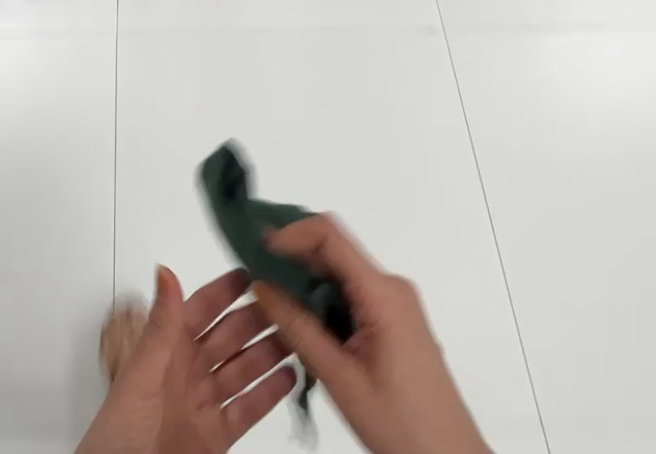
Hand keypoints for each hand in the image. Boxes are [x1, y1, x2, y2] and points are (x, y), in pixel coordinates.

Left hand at [77, 266, 298, 453]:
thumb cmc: (118, 431)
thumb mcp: (140, 372)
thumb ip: (160, 325)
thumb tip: (166, 272)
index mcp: (166, 350)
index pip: (201, 310)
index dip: (225, 291)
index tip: (253, 271)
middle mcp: (187, 371)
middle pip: (229, 337)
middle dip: (257, 318)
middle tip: (287, 301)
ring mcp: (204, 403)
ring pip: (243, 369)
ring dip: (269, 351)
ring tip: (297, 335)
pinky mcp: (216, 436)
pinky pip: (247, 410)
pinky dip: (269, 394)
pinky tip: (289, 377)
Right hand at [253, 216, 491, 453]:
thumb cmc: (401, 422)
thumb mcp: (339, 376)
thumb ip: (298, 327)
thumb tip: (259, 284)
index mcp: (382, 292)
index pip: (329, 235)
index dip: (289, 232)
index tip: (256, 248)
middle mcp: (390, 287)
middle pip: (332, 252)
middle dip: (291, 259)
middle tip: (254, 278)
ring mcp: (394, 303)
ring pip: (338, 275)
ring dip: (305, 284)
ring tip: (273, 307)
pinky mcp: (393, 320)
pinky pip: (350, 295)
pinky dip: (322, 302)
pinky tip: (302, 326)